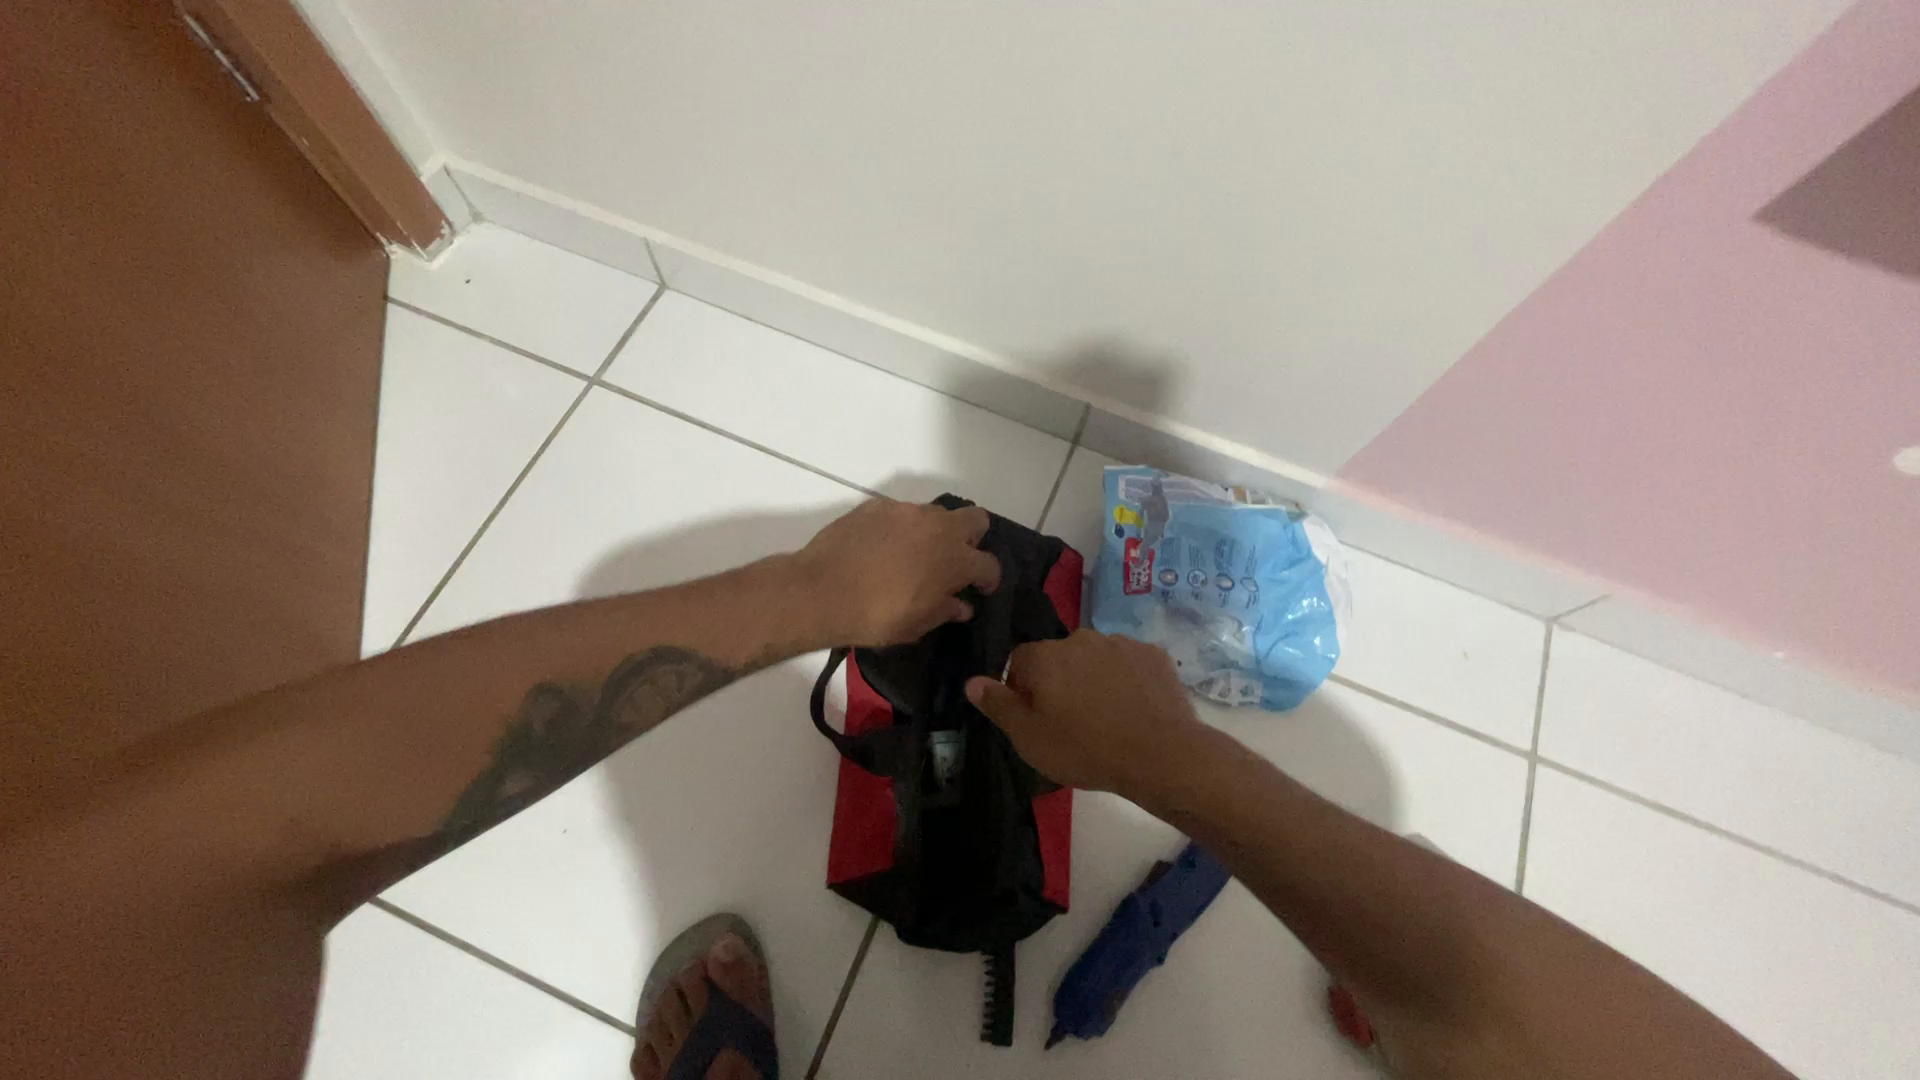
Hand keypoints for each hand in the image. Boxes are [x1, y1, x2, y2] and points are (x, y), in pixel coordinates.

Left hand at [794, 497, 1001, 646]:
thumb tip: (962, 606)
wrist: (822, 590)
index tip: (980, 589)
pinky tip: (881, 547)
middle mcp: (938, 527)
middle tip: (955, 560)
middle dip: (973, 538)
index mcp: (955, 558)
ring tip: (912, 555)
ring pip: (935, 514)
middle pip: (975, 519)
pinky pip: (900, 513)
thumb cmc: (876, 616)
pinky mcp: (877, 505)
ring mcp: (906, 511)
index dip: (989, 579)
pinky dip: (899, 528)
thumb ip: (945, 611)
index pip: (989, 564)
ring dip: (933, 532)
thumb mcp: (916, 624)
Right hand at [965, 630, 1208, 798]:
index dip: (1021, 688)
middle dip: (1059, 681)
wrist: (1160, 755)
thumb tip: (972, 681)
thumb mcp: (1030, 738)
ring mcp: (1120, 643)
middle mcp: (1080, 638)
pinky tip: (1134, 709)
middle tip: (1070, 721)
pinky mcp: (1153, 654)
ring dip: (1093, 678)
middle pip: (1058, 657)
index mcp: (1045, 656)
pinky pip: (1129, 663)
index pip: (1019, 660)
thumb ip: (999, 706)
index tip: (1035, 716)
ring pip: (1095, 658)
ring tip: (1106, 717)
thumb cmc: (1086, 750)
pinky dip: (1126, 680)